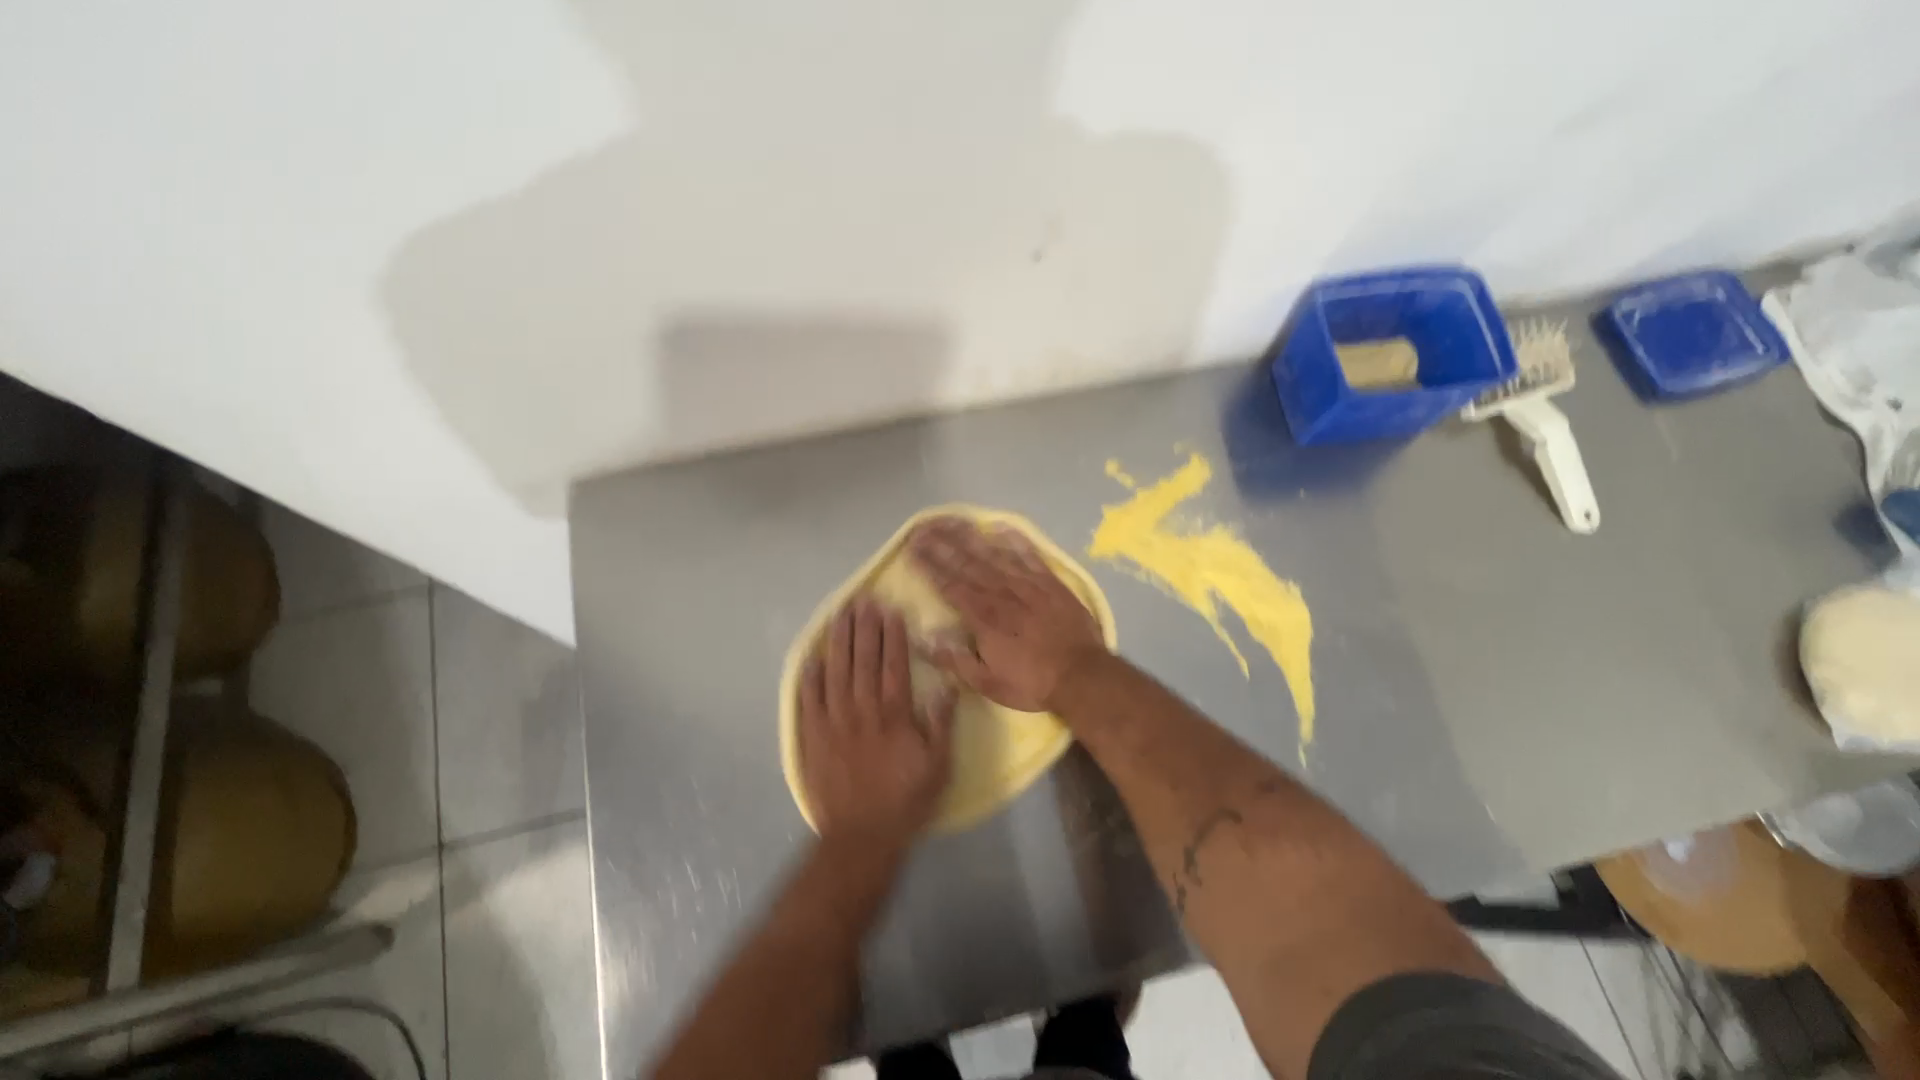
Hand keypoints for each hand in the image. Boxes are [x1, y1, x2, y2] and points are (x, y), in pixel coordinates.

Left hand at [798, 598, 954, 848]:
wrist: (860, 836)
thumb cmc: (905, 801)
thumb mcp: (938, 767)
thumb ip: (940, 725)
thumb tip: (946, 686)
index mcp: (894, 715)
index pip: (894, 665)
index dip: (892, 636)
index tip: (891, 611)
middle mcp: (862, 711)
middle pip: (862, 660)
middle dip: (864, 628)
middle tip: (863, 600)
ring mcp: (834, 722)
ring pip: (835, 672)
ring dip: (838, 641)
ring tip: (839, 615)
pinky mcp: (813, 737)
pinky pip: (808, 700)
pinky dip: (809, 677)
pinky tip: (811, 656)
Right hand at [909, 516, 1107, 712]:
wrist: (1082, 675)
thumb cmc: (1031, 683)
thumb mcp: (986, 682)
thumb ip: (954, 659)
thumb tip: (925, 638)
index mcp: (983, 616)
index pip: (949, 585)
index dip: (929, 566)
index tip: (912, 549)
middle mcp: (1001, 593)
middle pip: (967, 563)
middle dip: (942, 544)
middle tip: (924, 526)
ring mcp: (1028, 584)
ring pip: (994, 554)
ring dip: (971, 536)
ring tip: (952, 520)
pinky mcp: (1051, 582)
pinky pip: (1030, 555)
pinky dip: (1015, 540)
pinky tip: (1001, 527)